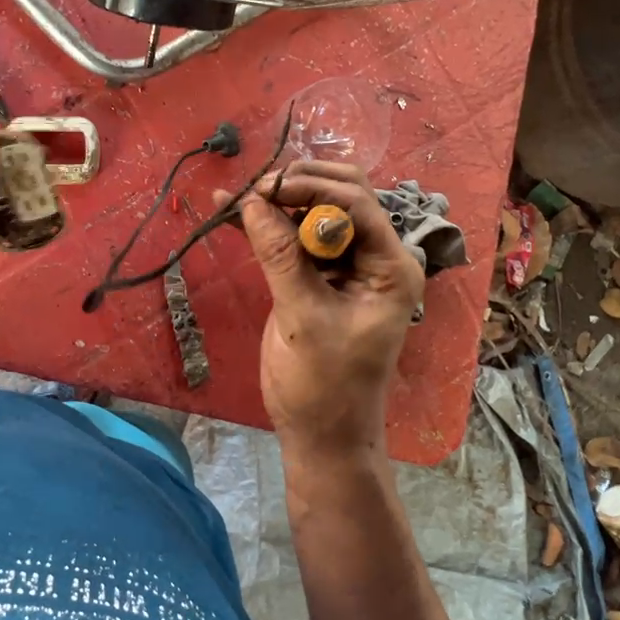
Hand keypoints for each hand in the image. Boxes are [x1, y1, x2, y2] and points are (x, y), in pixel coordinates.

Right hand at [220, 161, 423, 459]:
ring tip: (234, 198)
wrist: (321, 433)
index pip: (358, 204)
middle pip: (341, 196)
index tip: (265, 189)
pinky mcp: (317, 275)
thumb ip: (280, 256)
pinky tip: (230, 212)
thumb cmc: (324, 384)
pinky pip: (293, 237)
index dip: (312, 188)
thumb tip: (251, 201)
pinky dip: (266, 225)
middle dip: (298, 186)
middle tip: (253, 193)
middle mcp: (373, 256)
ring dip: (277, 201)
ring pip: (314, 211)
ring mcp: (345, 265)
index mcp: (389, 266)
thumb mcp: (303, 317)